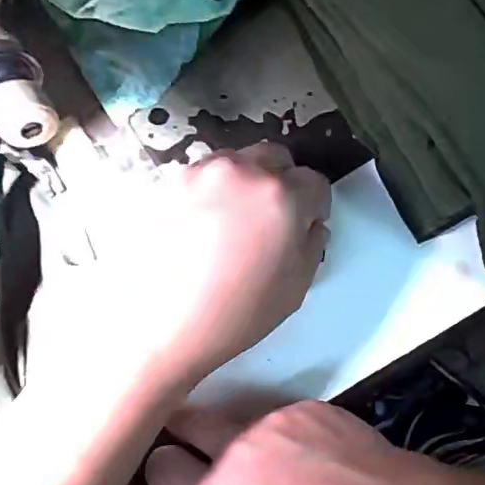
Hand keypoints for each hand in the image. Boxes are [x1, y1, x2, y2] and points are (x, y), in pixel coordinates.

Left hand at [29, 143, 329, 391]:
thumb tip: (310, 224)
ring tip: (235, 223)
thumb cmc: (241, 312)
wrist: (170, 326)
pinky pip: (203, 177)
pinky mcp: (169, 184)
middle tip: (273, 220)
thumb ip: (313, 243)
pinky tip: (204, 228)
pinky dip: (212, 192)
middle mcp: (243, 171)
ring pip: (237, 162)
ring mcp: (201, 173)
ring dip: (246, 183)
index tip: (306, 226)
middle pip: (276, 158)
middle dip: (283, 183)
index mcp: (283, 196)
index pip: (315, 182)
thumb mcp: (298, 284)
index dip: (315, 207)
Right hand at [143, 401, 449, 484]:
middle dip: (181, 429)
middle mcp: (236, 445)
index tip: (171, 475)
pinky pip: (283, 417)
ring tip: (287, 465)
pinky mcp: (307, 404)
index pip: (160, 466)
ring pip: (241, 419)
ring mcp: (273, 418)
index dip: (160, 471)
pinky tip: (322, 456)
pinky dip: (290, 434)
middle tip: (196, 445)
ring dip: (247, 438)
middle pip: (187, 419)